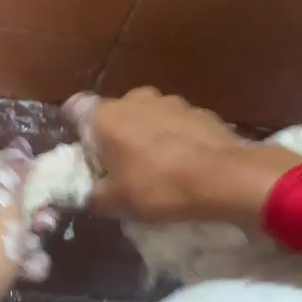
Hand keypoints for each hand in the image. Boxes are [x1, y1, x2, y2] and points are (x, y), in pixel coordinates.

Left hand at [0, 146, 43, 301]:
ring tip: (33, 253)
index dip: (27, 165)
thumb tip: (21, 149)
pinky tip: (28, 275)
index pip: (1, 161)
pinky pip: (16, 256)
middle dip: (37, 208)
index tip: (52, 174)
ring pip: (20, 228)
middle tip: (47, 221)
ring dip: (34, 242)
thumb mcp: (5, 204)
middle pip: (14, 196)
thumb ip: (16, 173)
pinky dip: (26, 264)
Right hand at [65, 87, 301, 227]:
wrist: (225, 178)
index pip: (76, 108)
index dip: (75, 128)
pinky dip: (174, 139)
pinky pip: (176, 124)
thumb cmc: (158, 186)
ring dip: (146, 135)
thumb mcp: (116, 202)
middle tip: (119, 165)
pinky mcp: (201, 111)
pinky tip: (183, 163)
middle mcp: (136, 100)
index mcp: (106, 117)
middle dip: (114, 134)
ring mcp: (172, 102)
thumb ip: (95, 195)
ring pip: (147, 116)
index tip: (84, 151)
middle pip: (115, 113)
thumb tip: (91, 195)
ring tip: (155, 166)